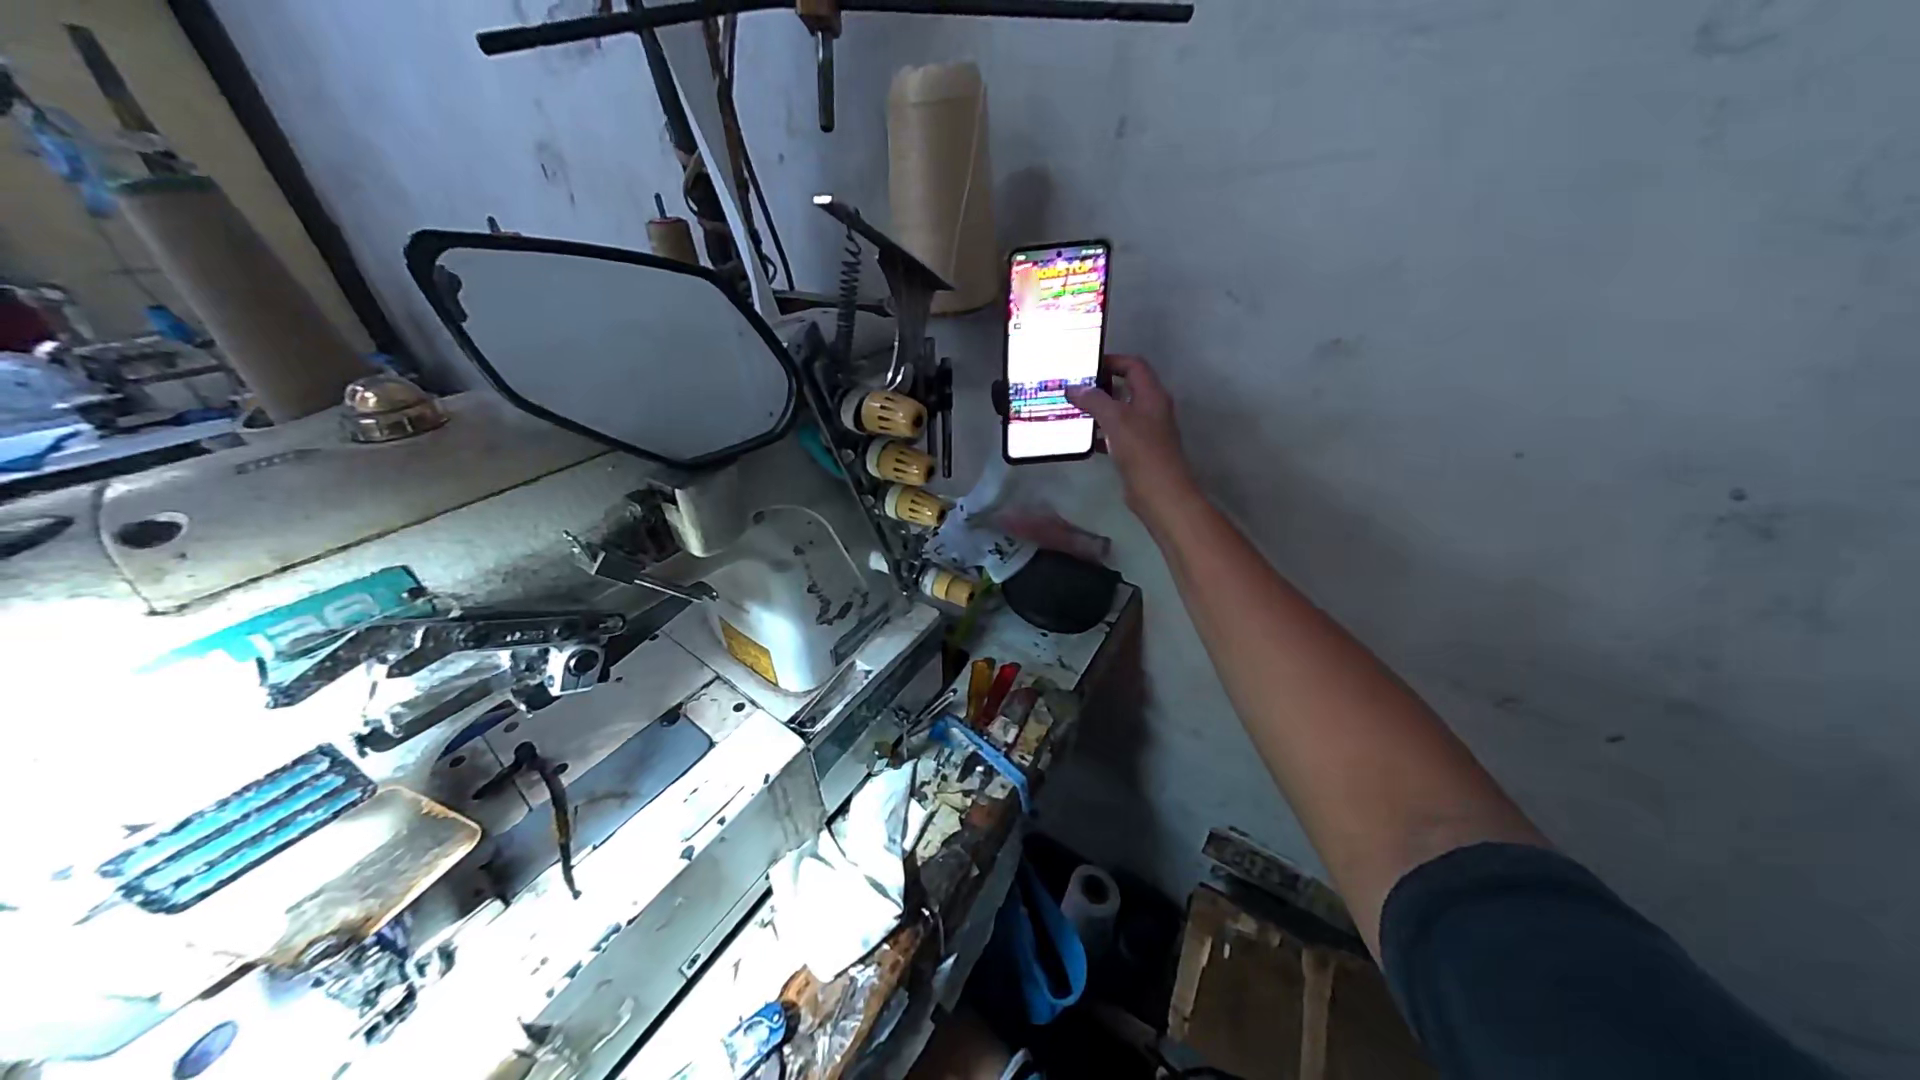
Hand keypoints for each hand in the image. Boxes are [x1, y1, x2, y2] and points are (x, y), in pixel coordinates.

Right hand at [1067, 355, 1195, 512]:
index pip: (1134, 366)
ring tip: (1071, 410)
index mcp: (1152, 395)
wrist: (1159, 492)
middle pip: (1125, 388)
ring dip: (1097, 410)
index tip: (1087, 366)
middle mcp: (1151, 409)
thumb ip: (1094, 400)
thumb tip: (1074, 387)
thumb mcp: (1115, 419)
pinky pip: (1115, 434)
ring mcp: (1145, 431)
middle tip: (1074, 388)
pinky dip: (1099, 433)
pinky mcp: (1137, 450)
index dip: (1112, 361)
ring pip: (1118, 412)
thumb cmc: (1141, 450)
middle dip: (1100, 386)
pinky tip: (1081, 437)